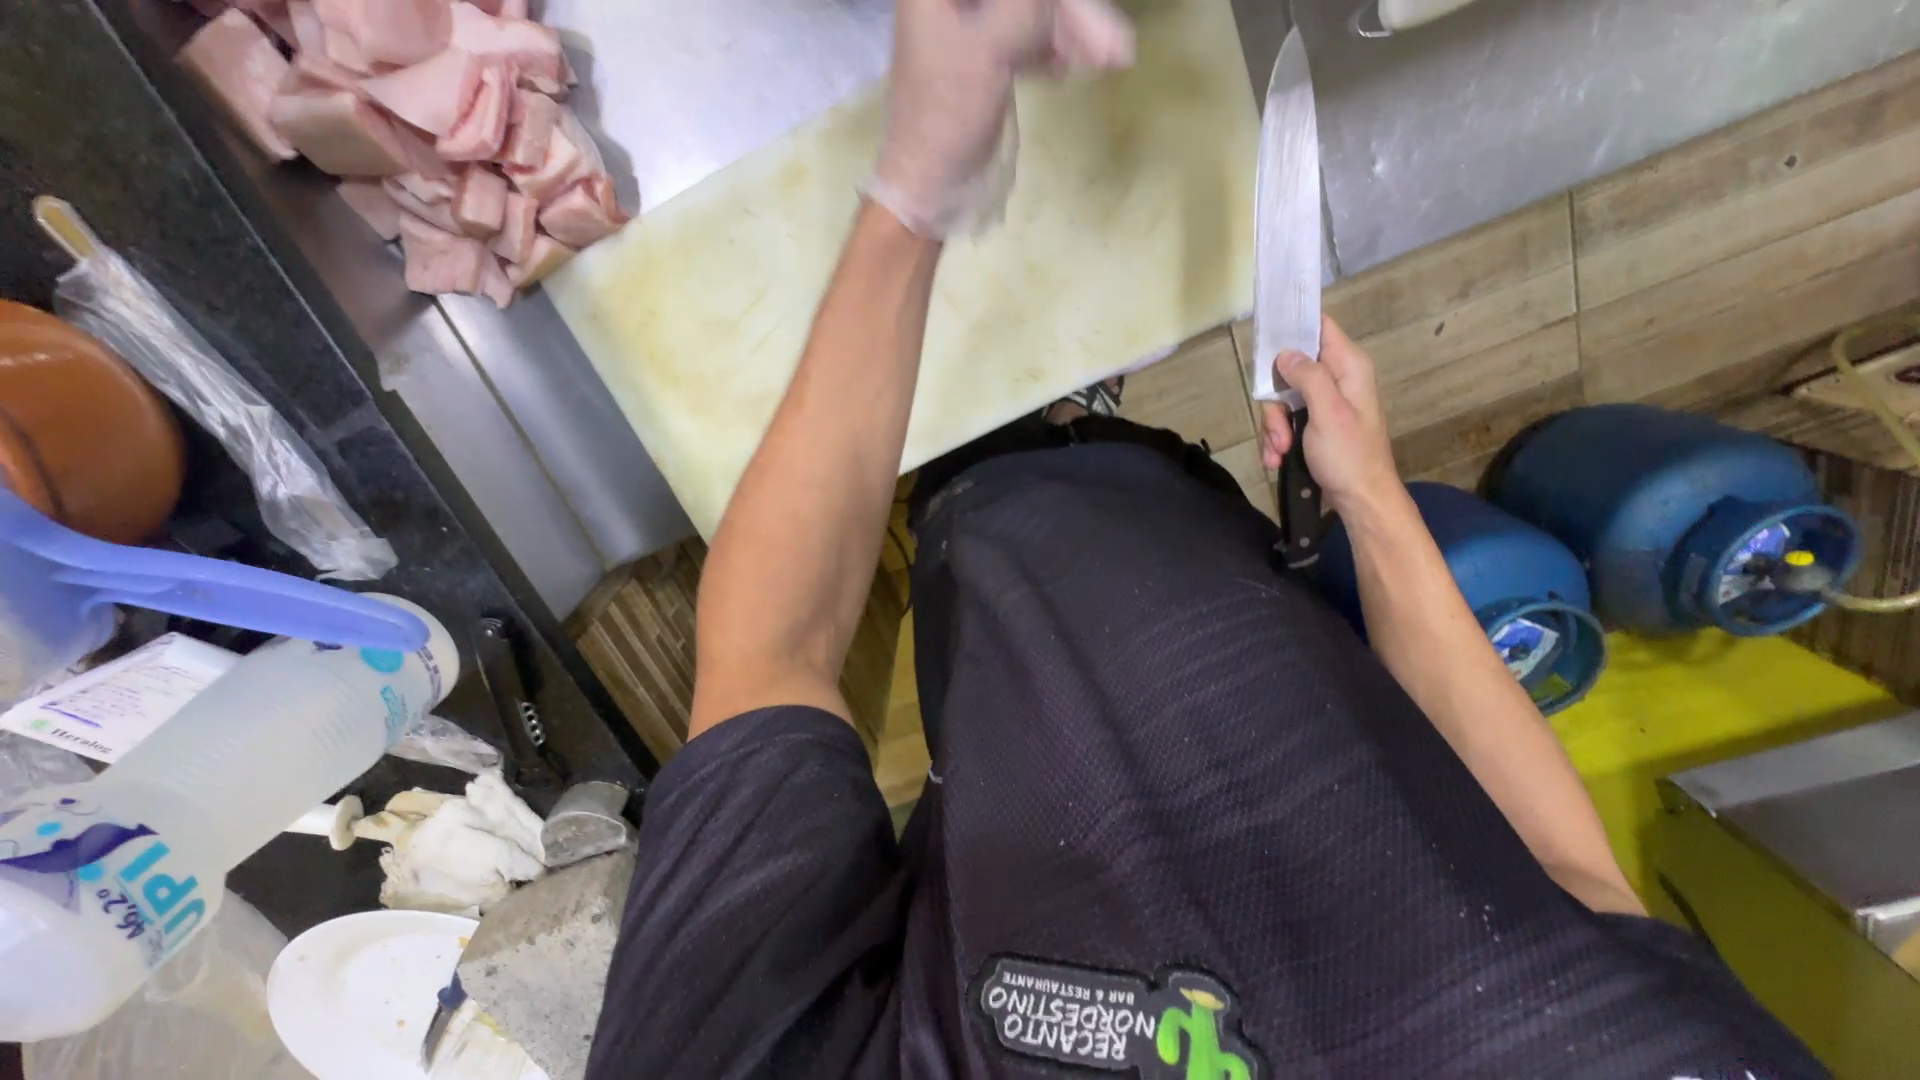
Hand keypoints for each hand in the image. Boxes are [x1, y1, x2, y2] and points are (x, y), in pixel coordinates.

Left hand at [868, 0, 1133, 237]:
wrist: (929, 186)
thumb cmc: (948, 118)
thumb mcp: (990, 50)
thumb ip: (1029, 6)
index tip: (1084, 12)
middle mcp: (952, 1)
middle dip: (1070, 12)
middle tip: (1114, 45)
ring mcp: (969, 29)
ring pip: (1031, 12)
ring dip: (1072, 31)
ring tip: (1111, 58)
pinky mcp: (984, 60)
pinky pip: (1028, 37)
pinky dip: (1054, 48)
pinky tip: (1072, 67)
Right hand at [1257, 315, 1403, 515]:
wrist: (1359, 499)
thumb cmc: (1349, 456)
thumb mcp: (1328, 413)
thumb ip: (1308, 377)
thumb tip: (1285, 352)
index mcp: (1348, 366)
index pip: (1319, 326)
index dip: (1292, 326)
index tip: (1265, 336)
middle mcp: (1337, 378)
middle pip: (1290, 369)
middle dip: (1276, 402)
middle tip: (1280, 431)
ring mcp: (1324, 401)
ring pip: (1282, 398)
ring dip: (1274, 427)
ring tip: (1279, 451)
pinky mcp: (1314, 423)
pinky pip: (1285, 420)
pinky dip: (1277, 440)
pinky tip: (1277, 458)